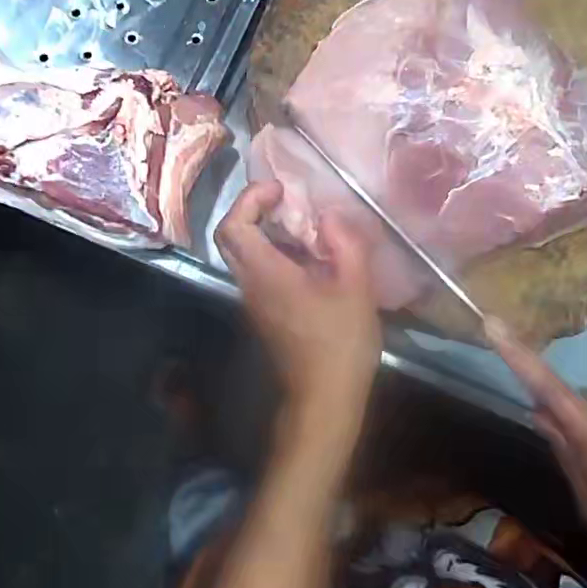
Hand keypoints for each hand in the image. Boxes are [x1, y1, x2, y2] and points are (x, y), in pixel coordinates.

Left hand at [218, 182, 382, 453]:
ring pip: (242, 255)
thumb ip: (344, 243)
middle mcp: (249, 285)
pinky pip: (257, 271)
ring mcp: (253, 301)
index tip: (280, 190)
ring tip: (304, 226)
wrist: (324, 397)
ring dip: (264, 231)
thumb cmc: (341, 343)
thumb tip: (328, 215)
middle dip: (252, 210)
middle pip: (230, 237)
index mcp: (265, 274)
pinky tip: (309, 258)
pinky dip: (273, 252)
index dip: (249, 199)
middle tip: (286, 201)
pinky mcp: (263, 313)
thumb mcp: (356, 287)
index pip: (233, 226)